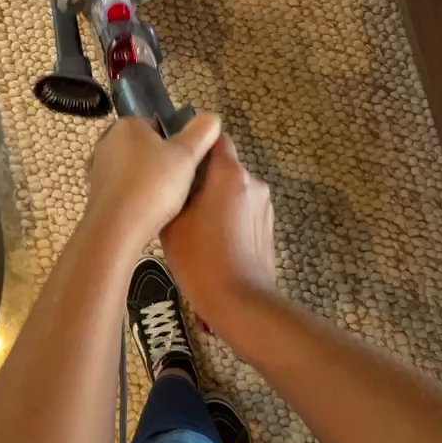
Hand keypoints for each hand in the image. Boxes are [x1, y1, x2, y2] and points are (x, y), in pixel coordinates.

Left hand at [81, 112, 222, 253]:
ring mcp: (97, 166)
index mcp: (128, 125)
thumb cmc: (154, 185)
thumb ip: (202, 132)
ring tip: (163, 201)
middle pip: (146, 148)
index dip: (176, 146)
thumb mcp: (187, 155)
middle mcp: (107, 140)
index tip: (184, 165)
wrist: (117, 228)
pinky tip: (145, 211)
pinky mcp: (95, 191)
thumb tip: (212, 118)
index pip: (159, 127)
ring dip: (148, 181)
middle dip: (162, 164)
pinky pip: (122, 188)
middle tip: (177, 183)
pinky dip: (134, 196)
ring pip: (134, 169)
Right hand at [160, 134, 277, 334]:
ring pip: (234, 189)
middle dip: (204, 177)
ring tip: (195, 223)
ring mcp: (264, 205)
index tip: (179, 160)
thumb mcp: (173, 221)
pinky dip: (229, 216)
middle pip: (225, 166)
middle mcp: (253, 182)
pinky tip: (214, 240)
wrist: (240, 302)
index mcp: (230, 174)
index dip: (197, 145)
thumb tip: (173, 180)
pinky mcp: (268, 226)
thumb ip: (175, 191)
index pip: (216, 139)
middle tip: (180, 198)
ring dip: (217, 198)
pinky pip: (244, 209)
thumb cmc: (200, 258)